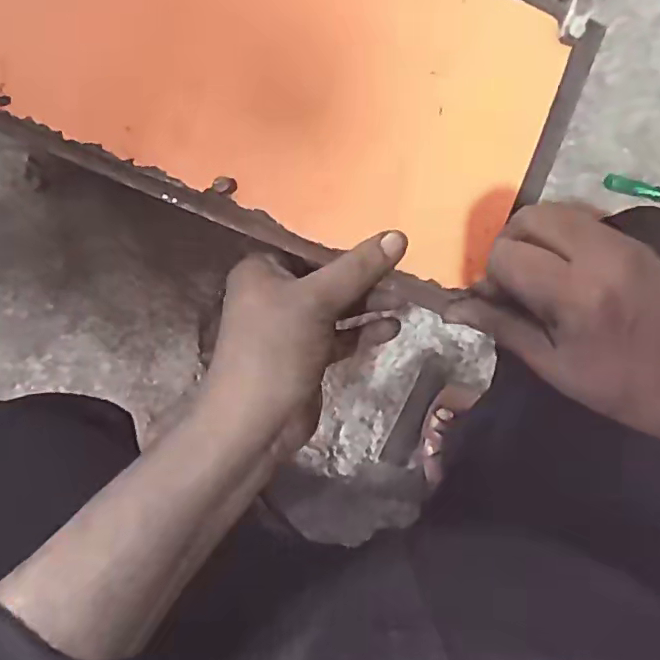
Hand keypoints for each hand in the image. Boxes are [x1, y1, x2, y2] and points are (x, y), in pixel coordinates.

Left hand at [204, 232, 407, 454]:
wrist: (255, 423)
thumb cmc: (276, 348)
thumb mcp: (317, 300)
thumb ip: (357, 269)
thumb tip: (398, 235)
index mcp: (261, 270)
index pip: (307, 245)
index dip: (345, 243)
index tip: (385, 238)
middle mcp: (273, 293)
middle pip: (325, 276)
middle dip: (363, 276)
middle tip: (402, 272)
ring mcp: (290, 326)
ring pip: (335, 306)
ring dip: (367, 304)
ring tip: (404, 299)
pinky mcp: (306, 354)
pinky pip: (339, 334)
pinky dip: (362, 331)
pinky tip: (391, 327)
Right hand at [443, 204, 659, 436]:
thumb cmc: (627, 389)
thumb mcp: (555, 368)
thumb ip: (502, 327)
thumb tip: (453, 309)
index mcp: (576, 293)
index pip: (506, 253)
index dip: (492, 276)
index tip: (502, 303)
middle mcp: (598, 254)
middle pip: (527, 217)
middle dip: (508, 245)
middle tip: (515, 283)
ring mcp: (620, 241)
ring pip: (553, 211)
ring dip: (532, 236)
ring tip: (539, 275)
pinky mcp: (634, 241)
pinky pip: (579, 219)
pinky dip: (558, 236)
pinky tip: (565, 271)